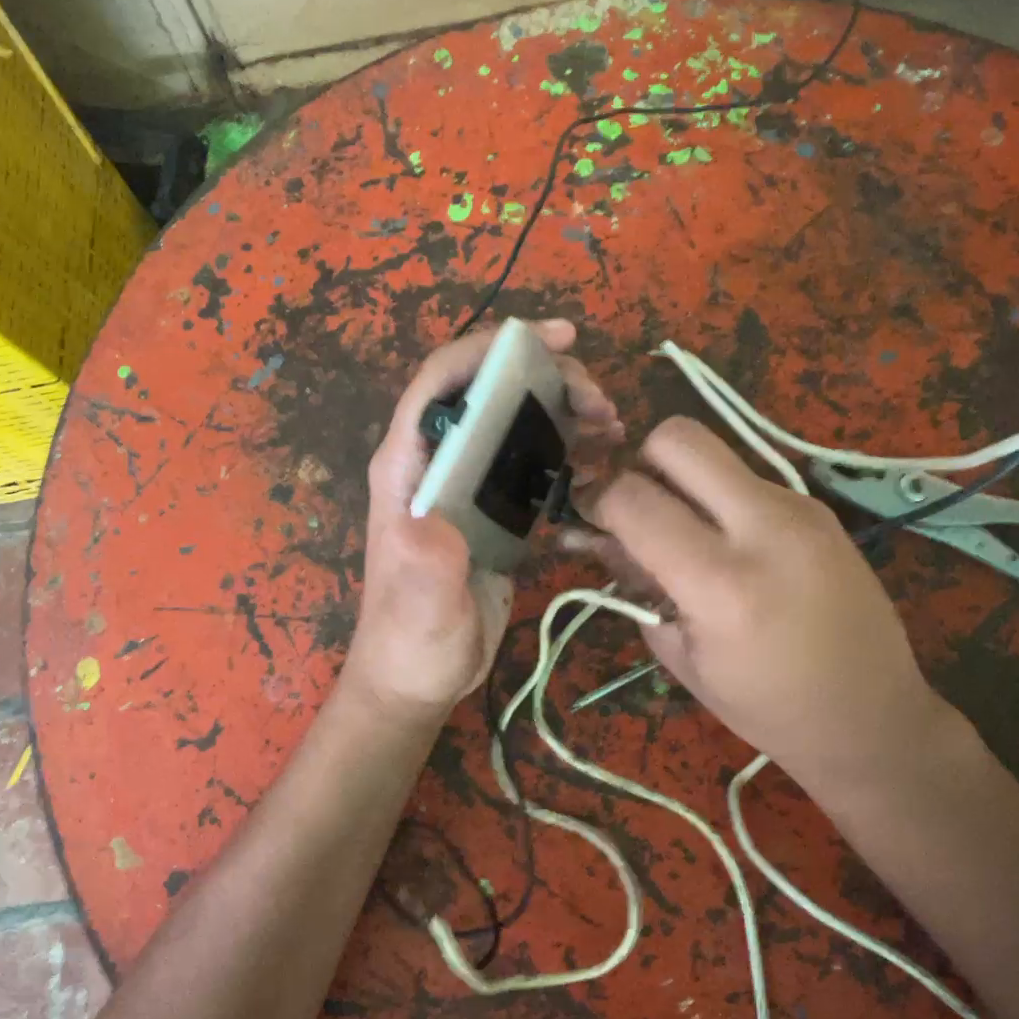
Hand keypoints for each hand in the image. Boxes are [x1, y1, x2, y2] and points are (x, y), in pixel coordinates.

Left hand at [344, 319, 621, 720]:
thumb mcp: (421, 611)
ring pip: (512, 420)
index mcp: (406, 468)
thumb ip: (426, 568)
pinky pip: (529, 459)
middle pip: (485, 391)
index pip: (439, 383)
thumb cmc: (411, 644)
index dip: (490, 348)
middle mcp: (434, 463)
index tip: (554, 339)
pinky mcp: (490, 509)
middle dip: (544, 378)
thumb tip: (435, 520)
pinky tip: (602, 459)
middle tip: (601, 399)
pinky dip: (567, 447)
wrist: (419, 679)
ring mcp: (464, 484)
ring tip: (611, 423)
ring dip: (562, 409)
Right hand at [587, 417, 960, 780]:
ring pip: (714, 451)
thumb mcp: (680, 655)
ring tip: (685, 534)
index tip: (591, 518)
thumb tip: (597, 534)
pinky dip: (718, 498)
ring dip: (681, 479)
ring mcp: (799, 509)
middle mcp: (764, 529)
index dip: (597, 500)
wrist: (875, 718)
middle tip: (639, 509)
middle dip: (639, 462)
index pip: (633, 498)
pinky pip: (745, 478)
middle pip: (677, 438)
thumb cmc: (765, 707)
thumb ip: (636, 583)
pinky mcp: (817, 507)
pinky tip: (728, 545)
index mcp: (722, 584)